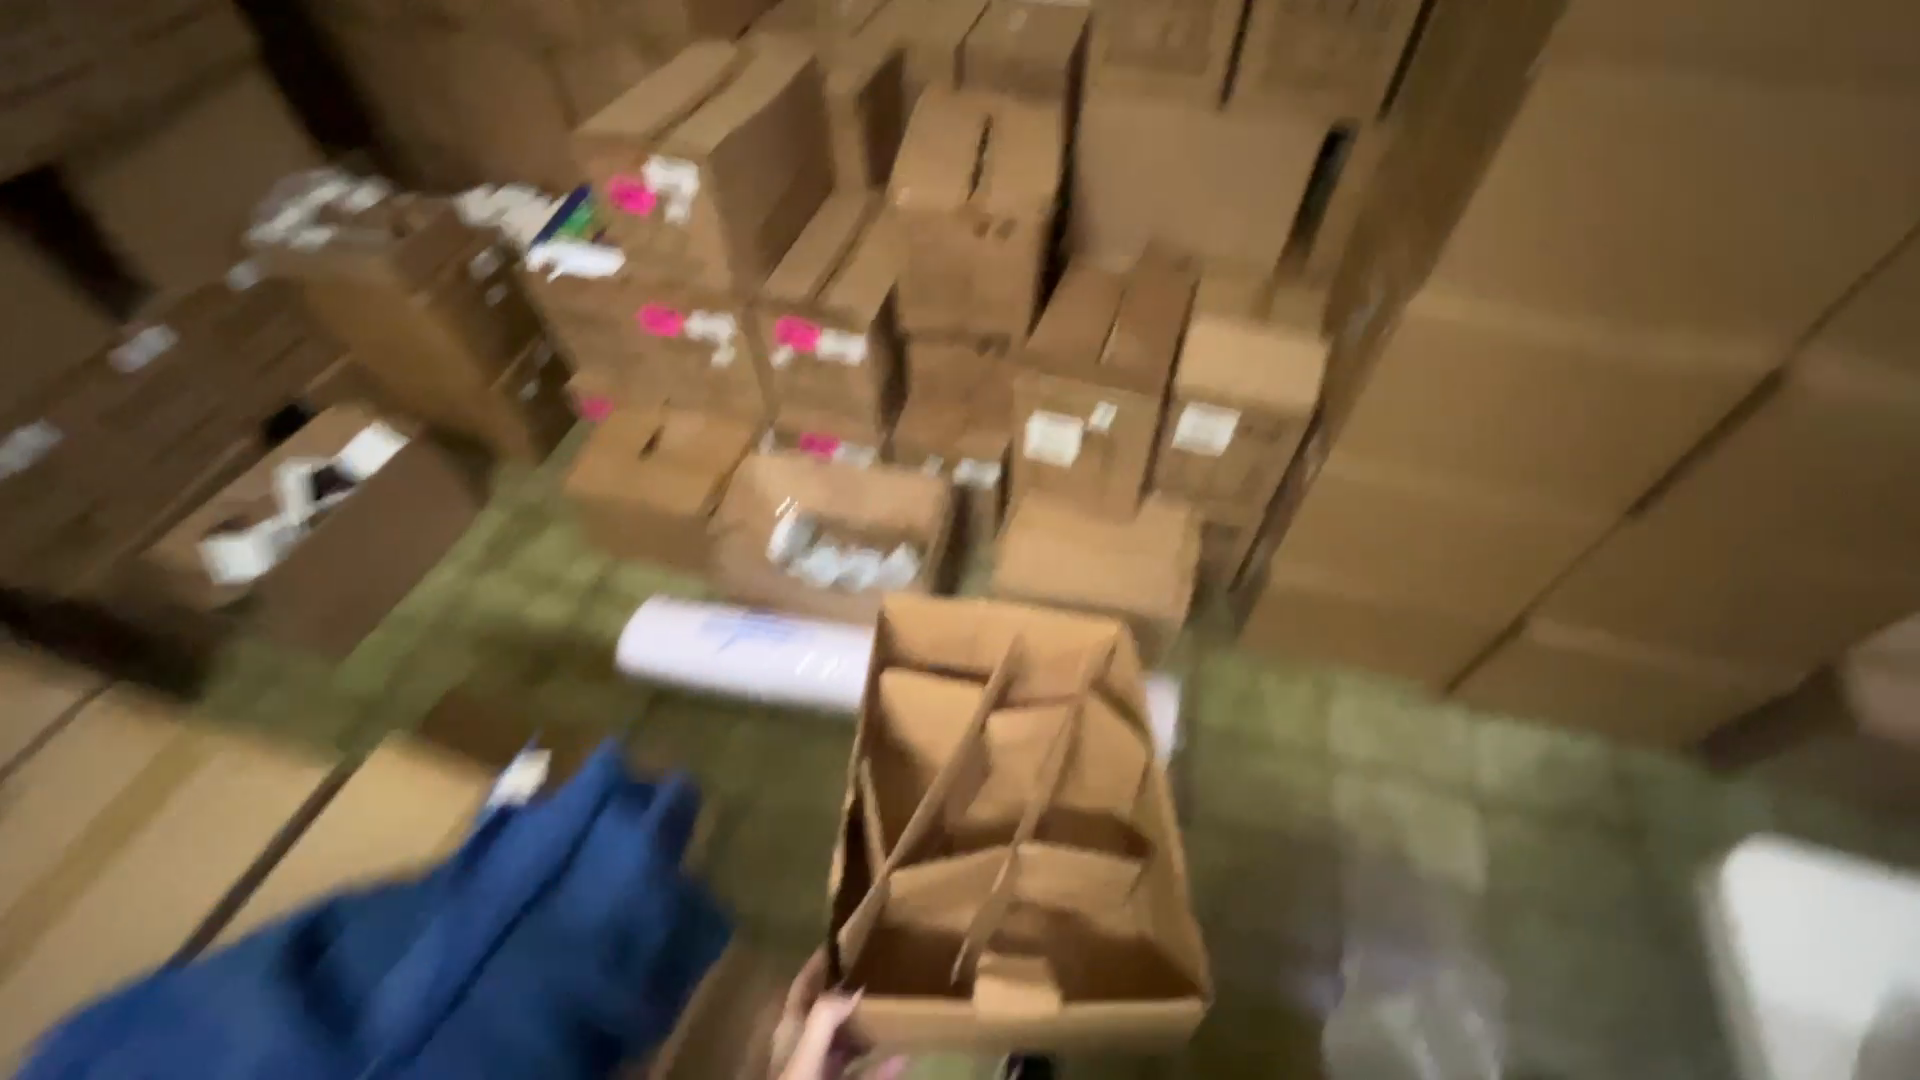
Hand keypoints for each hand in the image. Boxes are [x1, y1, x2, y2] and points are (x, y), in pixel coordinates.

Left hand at [772, 952, 904, 1079]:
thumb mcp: (804, 1055)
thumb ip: (824, 1018)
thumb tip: (853, 988)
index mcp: (790, 1032)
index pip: (804, 985)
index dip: (820, 962)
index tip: (847, 937)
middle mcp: (804, 1050)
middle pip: (826, 1012)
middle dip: (849, 991)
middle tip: (879, 969)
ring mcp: (821, 1075)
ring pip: (845, 1044)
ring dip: (867, 1027)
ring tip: (893, 1008)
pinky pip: (863, 1076)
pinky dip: (883, 1068)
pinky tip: (905, 1056)